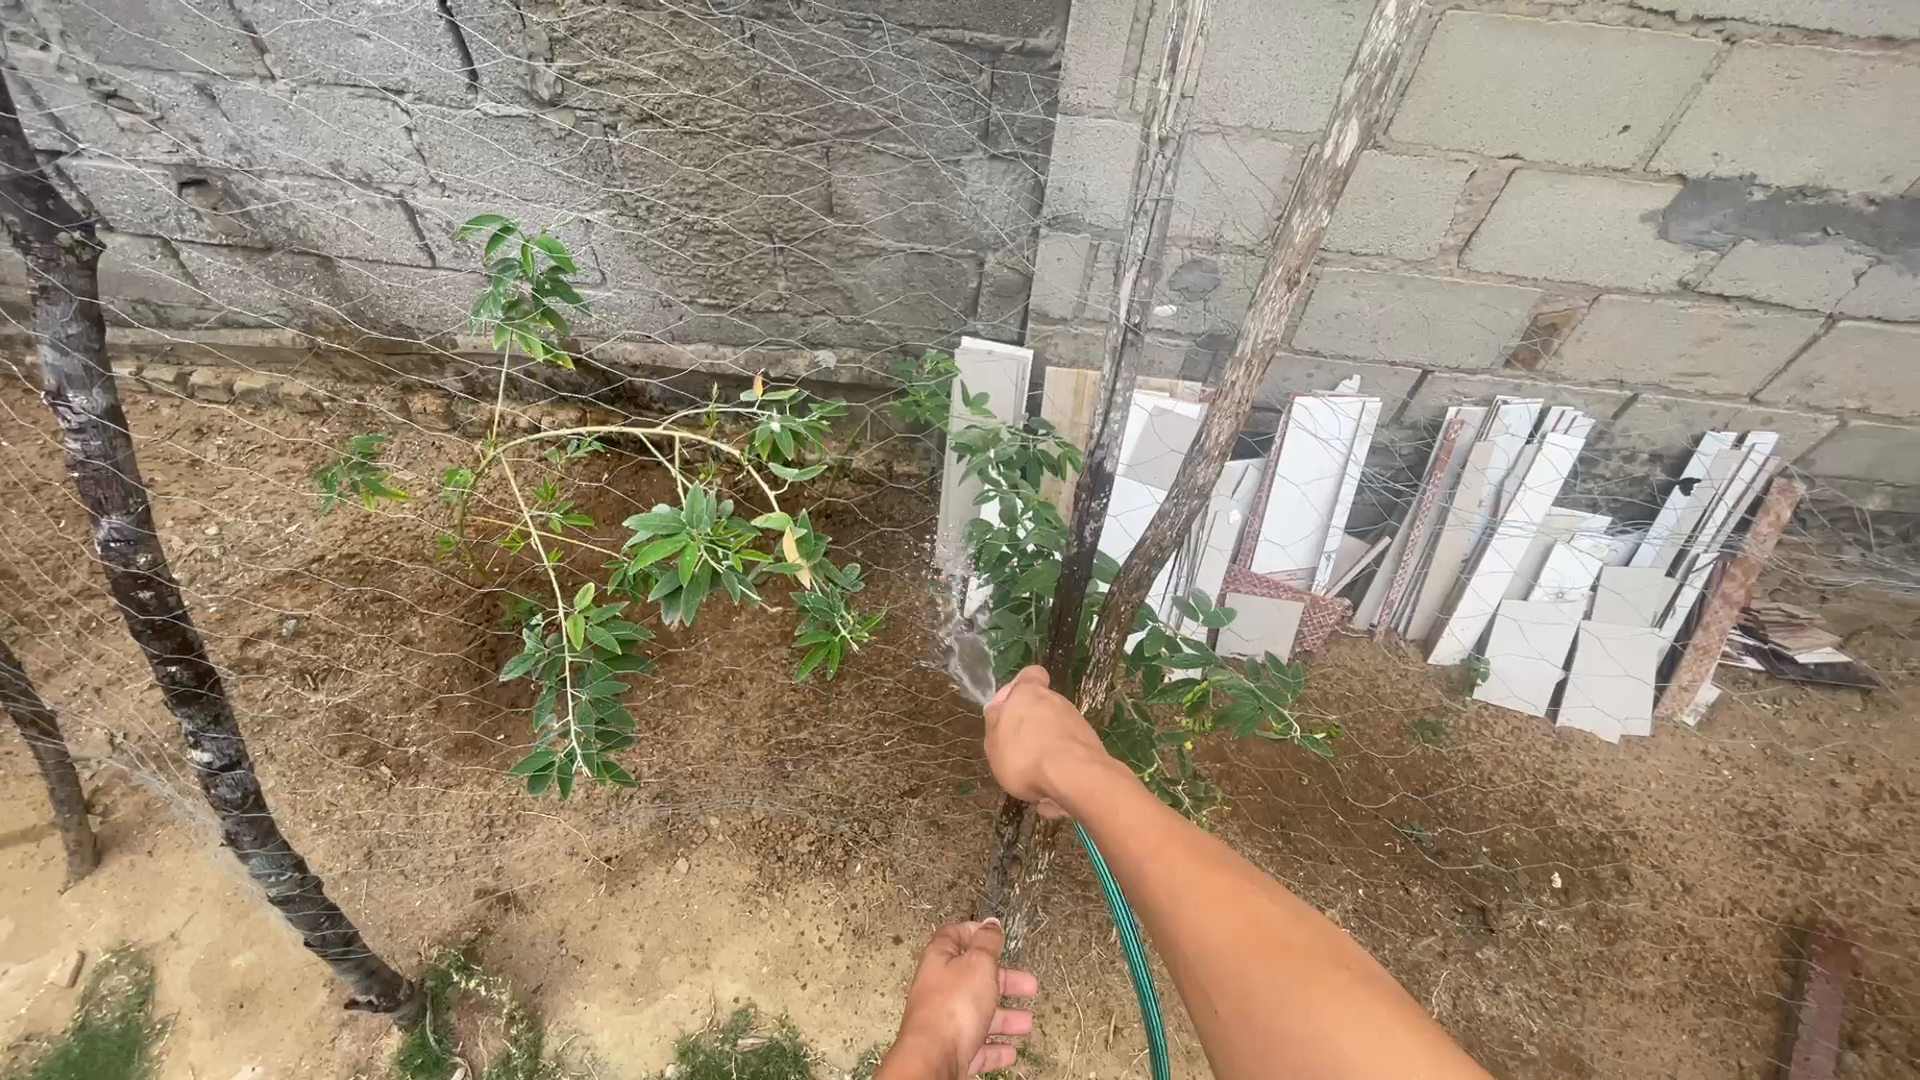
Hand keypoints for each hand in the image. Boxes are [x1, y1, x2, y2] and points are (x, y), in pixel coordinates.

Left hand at [879, 919, 1036, 1078]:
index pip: (954, 936)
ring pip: (979, 1014)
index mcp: (941, 959)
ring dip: (1005, 1017)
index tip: (995, 934)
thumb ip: (987, 942)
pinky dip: (995, 1046)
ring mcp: (945, 1020)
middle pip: (975, 978)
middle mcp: (940, 988)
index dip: (975, 932)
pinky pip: (977, 1045)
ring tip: (1026, 1022)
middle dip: (1005, 981)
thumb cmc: (953, 1005)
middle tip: (1028, 984)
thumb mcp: (978, 962)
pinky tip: (1010, 1049)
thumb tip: (992, 923)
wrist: (934, 1060)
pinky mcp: (952, 1050)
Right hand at [983, 666, 1107, 817]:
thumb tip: (996, 708)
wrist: (1075, 777)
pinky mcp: (1091, 746)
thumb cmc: (1025, 755)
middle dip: (1030, 729)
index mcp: (1029, 693)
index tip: (1010, 709)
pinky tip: (1052, 793)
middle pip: (1042, 708)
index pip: (1030, 674)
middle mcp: (1056, 701)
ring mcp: (1077, 722)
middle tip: (1017, 753)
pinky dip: (1060, 769)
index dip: (1020, 687)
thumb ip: (994, 723)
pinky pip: (1068, 755)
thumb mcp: (993, 742)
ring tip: (1035, 781)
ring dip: (1045, 752)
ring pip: (1056, 734)